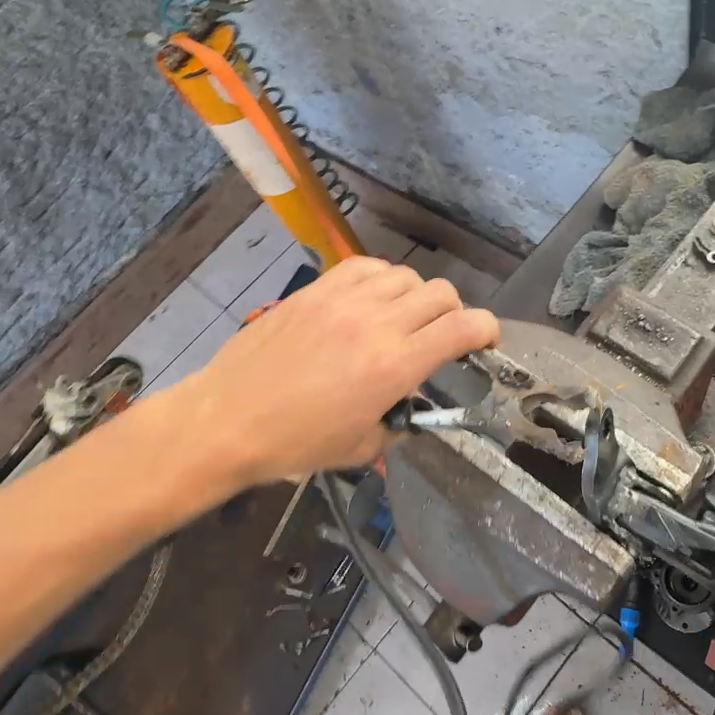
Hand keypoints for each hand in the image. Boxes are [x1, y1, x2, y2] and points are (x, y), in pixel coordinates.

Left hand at [177, 257, 498, 487]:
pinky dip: (382, 279)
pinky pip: (365, 266)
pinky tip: (372, 300)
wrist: (227, 420)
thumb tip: (409, 406)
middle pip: (442, 294)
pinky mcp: (316, 290)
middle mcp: (377, 323)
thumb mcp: (362, 447)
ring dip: (417, 297)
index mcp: (395, 365)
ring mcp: (344, 301)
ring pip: (406, 276)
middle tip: (443, 337)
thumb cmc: (295, 443)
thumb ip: (399, 422)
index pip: (463, 327)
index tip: (486, 341)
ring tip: (404, 318)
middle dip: (455, 314)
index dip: (487, 330)